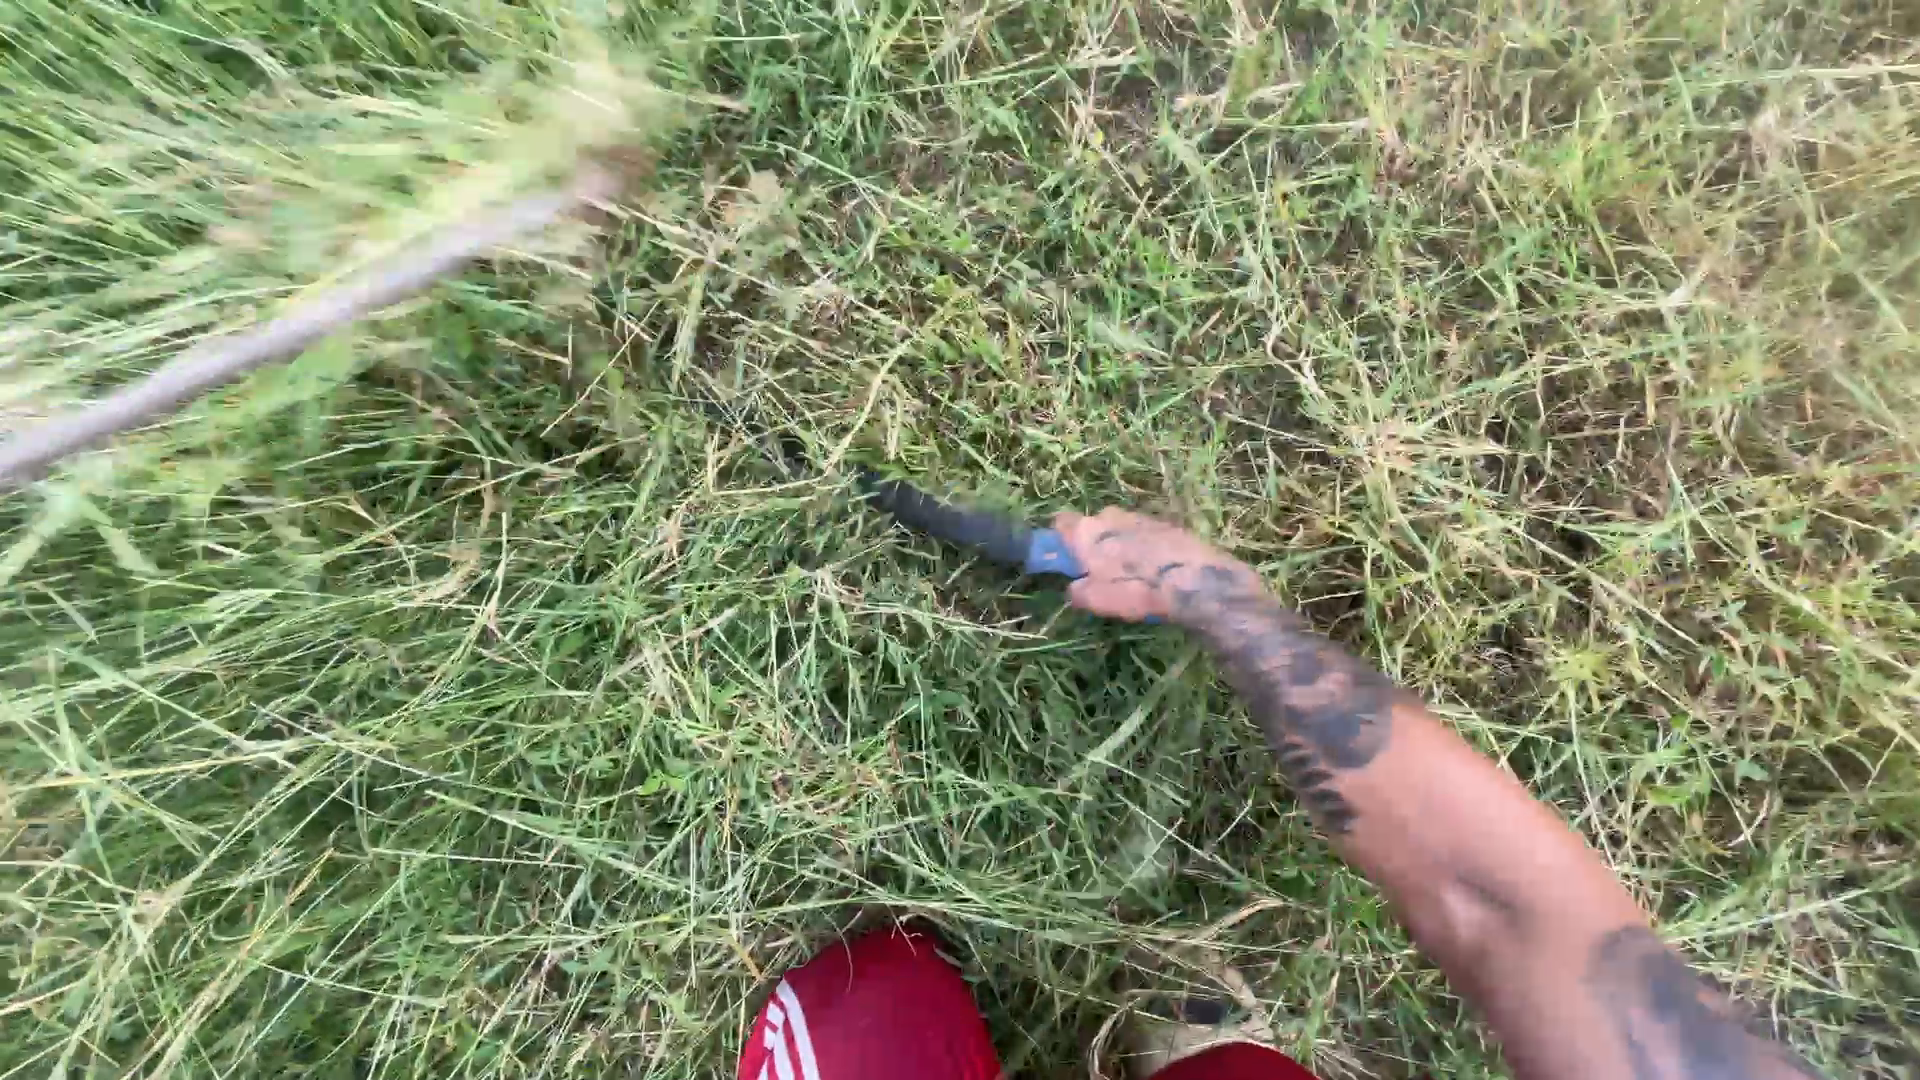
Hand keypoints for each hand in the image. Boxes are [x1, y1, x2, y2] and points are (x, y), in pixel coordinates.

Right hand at [1052, 508, 1266, 625]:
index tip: (1065, 557)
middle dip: (1091, 542)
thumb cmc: (1136, 591)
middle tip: (1099, 569)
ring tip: (1130, 570)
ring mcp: (1139, 517)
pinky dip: (1142, 545)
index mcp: (1086, 532)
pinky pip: (1143, 532)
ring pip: (1118, 527)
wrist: (1193, 583)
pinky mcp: (1165, 524)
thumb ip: (1078, 591)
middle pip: (1092, 524)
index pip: (1060, 522)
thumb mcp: (1096, 601)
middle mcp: (1110, 517)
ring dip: (1118, 543)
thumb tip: (1074, 587)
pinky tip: (1152, 567)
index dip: (1059, 539)